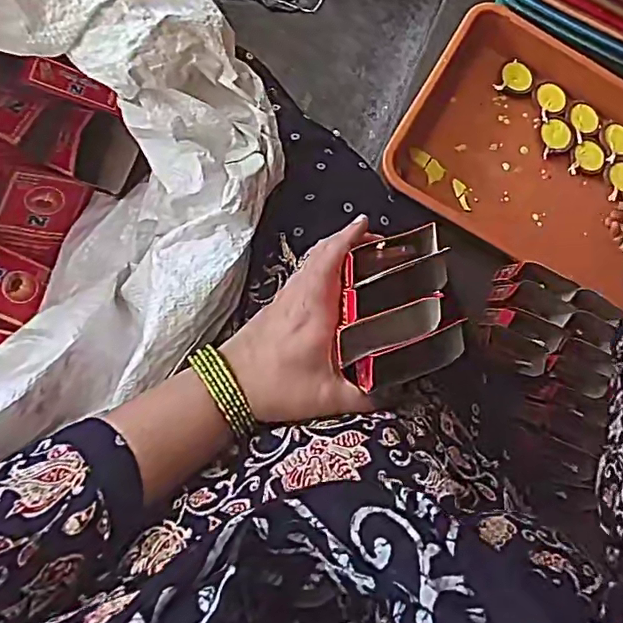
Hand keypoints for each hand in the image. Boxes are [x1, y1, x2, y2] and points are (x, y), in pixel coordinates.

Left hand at [219, 215, 377, 423]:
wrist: (228, 386)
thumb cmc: (272, 386)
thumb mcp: (326, 397)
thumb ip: (365, 397)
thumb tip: (394, 393)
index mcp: (315, 307)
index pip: (331, 257)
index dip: (349, 237)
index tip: (366, 224)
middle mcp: (299, 294)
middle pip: (323, 251)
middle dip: (349, 238)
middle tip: (373, 239)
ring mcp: (287, 296)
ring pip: (312, 259)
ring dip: (335, 248)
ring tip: (359, 253)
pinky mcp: (279, 304)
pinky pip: (305, 271)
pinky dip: (323, 263)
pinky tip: (334, 278)